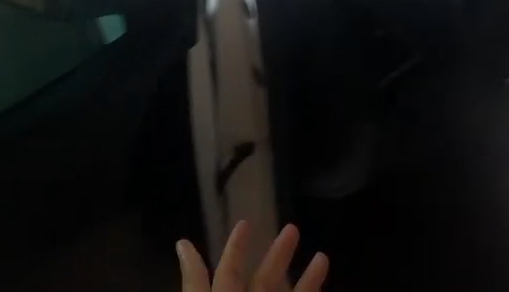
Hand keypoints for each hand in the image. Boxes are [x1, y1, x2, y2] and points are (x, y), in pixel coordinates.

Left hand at [177, 221, 328, 291]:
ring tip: (323, 256)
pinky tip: (326, 273)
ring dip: (306, 279)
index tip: (246, 222)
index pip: (229, 272)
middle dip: (278, 256)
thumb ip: (197, 282)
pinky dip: (313, 290)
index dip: (236, 248)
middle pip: (265, 282)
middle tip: (293, 228)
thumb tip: (182, 244)